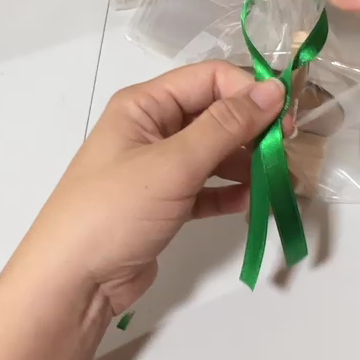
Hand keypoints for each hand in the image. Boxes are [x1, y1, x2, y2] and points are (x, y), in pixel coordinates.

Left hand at [12, 62, 284, 316]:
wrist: (74, 281)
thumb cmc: (116, 211)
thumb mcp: (172, 164)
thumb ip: (225, 126)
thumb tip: (273, 90)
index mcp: (144, 105)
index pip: (209, 79)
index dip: (249, 92)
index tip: (285, 119)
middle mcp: (151, 130)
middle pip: (214, 115)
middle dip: (252, 129)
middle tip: (286, 152)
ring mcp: (157, 169)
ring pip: (214, 154)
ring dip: (247, 164)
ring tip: (279, 181)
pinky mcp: (164, 205)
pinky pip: (206, 189)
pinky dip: (229, 193)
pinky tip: (251, 202)